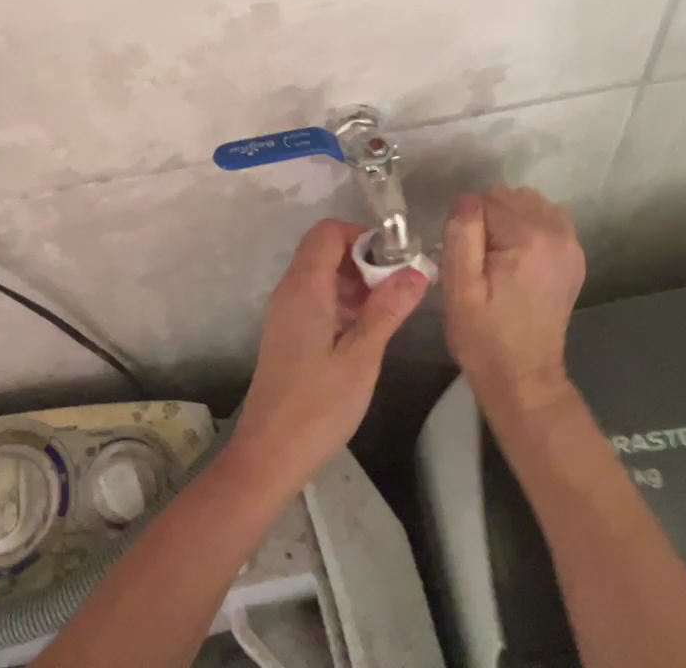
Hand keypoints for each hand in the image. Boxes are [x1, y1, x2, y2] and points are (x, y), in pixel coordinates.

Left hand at [227, 219, 429, 488]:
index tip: (396, 258)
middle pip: (323, 250)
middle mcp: (289, 292)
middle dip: (363, 258)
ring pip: (320, 275)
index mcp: (304, 289)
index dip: (362, 235)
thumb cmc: (318, 406)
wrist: (270, 452)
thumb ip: (386, 311)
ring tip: (388, 309)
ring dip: (354, 281)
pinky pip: (315, 298)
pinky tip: (365, 330)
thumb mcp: (361, 358)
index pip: (327, 233)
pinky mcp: (287, 333)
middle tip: (398, 286)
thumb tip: (415, 271)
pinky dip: (341, 301)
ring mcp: (285, 313)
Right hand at [442, 187, 587, 407]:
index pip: (485, 201)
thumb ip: (461, 235)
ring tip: (498, 260)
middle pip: (509, 197)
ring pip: (528, 203)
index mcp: (529, 239)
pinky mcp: (574, 256)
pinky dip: (527, 228)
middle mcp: (558, 233)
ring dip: (508, 221)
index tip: (467, 262)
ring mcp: (572, 244)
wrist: (523, 376)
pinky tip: (517, 259)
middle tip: (481, 263)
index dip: (467, 227)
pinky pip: (546, 219)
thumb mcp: (459, 288)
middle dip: (488, 220)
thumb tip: (467, 199)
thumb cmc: (483, 336)